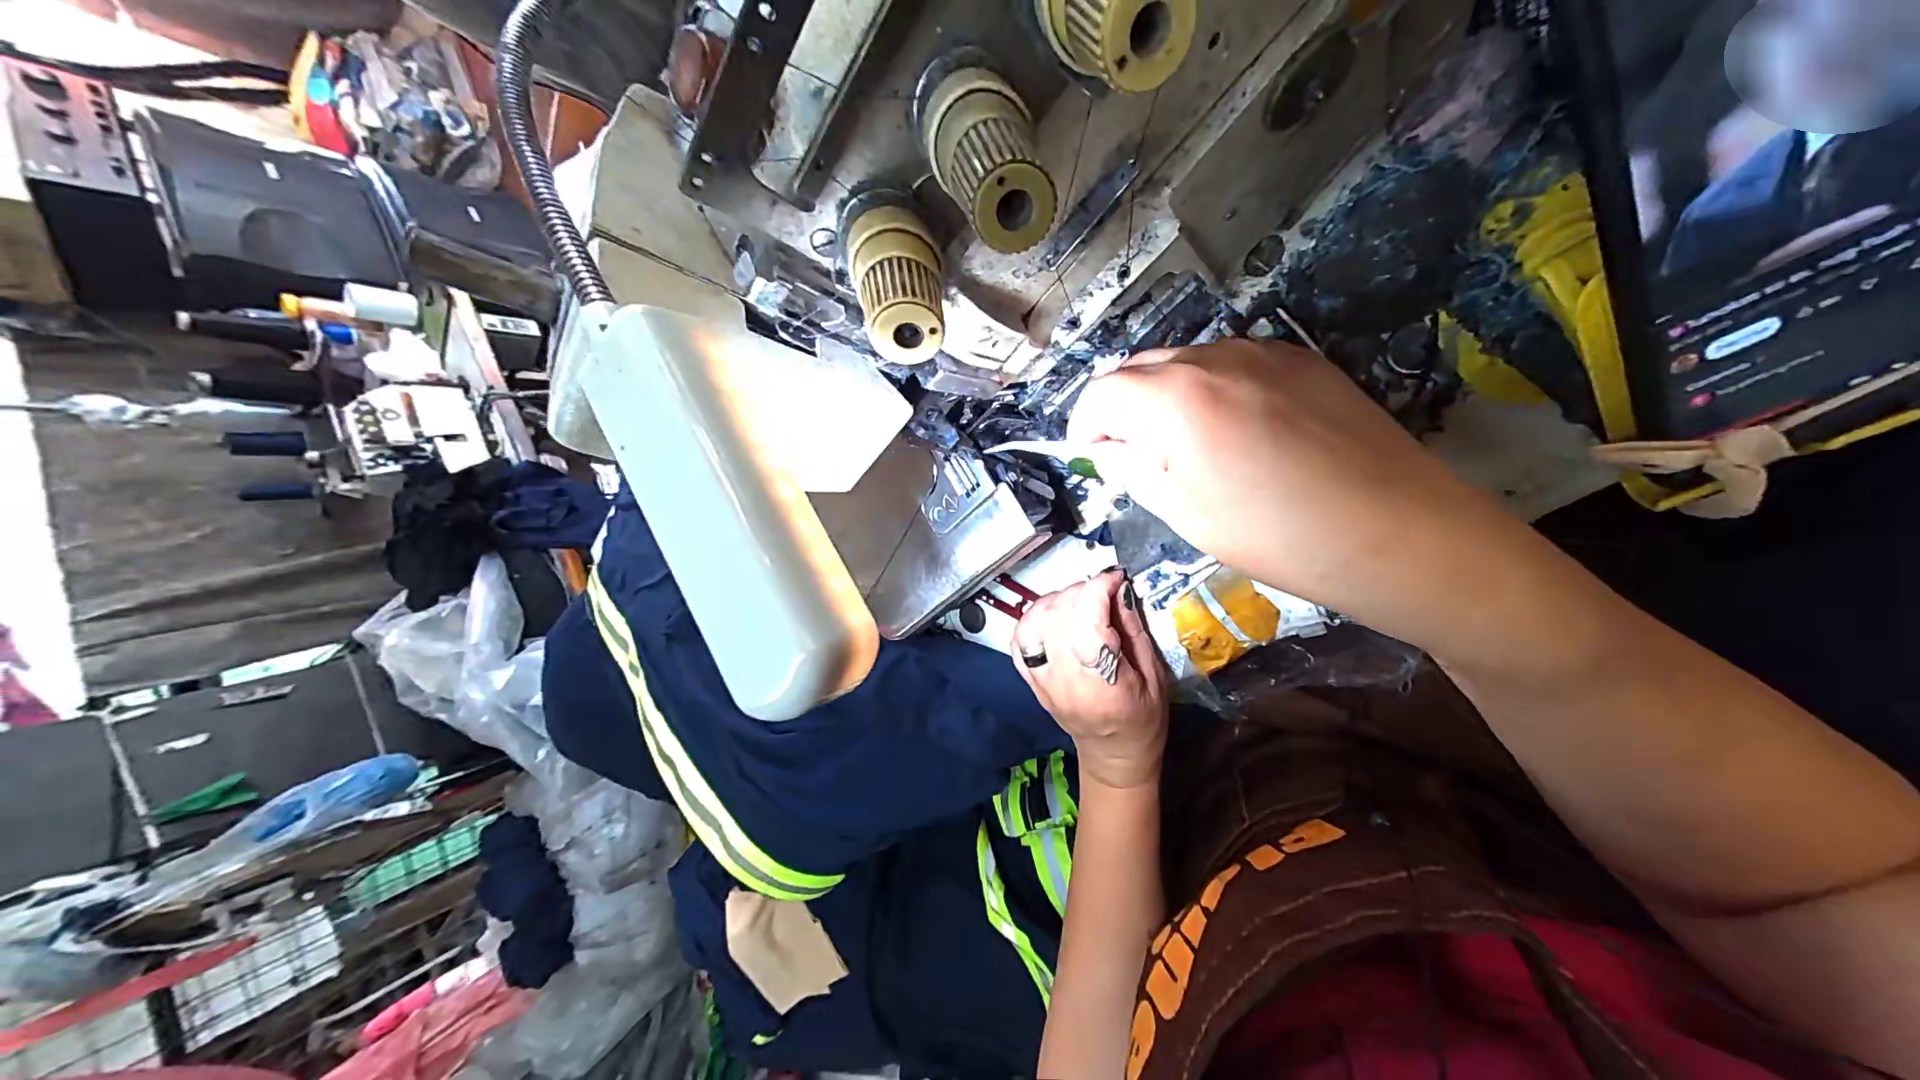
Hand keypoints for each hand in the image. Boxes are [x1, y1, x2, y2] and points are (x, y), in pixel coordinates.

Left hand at [1012, 570, 1169, 789]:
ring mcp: (1042, 679)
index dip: (1100, 587)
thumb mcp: (1154, 675)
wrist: (1115, 755)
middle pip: (1058, 614)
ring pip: (1033, 622)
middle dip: (1081, 591)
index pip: (1087, 616)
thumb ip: (1134, 630)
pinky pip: (1019, 640)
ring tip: (1079, 602)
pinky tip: (1053, 616)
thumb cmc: (1142, 720)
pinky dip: (1032, 619)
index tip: (1115, 579)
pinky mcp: (1031, 680)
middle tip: (1102, 593)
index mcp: (1102, 680)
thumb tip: (1118, 592)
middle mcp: (1064, 678)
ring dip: (1055, 601)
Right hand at [1067, 340, 1566, 664]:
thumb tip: (1103, 449)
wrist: (1400, 534)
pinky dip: (1212, 389)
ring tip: (1188, 449)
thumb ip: (1130, 470)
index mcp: (1176, 398)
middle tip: (1134, 458)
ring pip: (1186, 361)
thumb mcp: (1185, 515)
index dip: (1084, 425)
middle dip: (1123, 408)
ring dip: (1166, 397)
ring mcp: (1264, 351)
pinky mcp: (1303, 359)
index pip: (1101, 392)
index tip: (1090, 457)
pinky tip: (1238, 433)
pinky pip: (1233, 363)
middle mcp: (1215, 357)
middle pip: (1140, 367)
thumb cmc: (1279, 538)